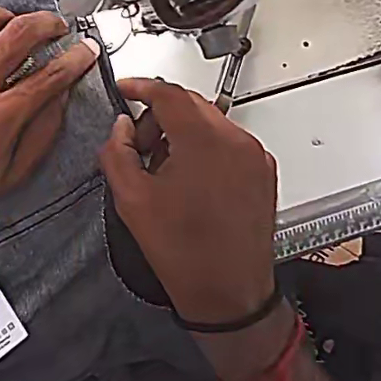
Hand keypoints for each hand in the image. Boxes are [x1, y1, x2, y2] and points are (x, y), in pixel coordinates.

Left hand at [0, 8, 99, 288]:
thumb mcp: (10, 175)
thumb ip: (42, 133)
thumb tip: (61, 97)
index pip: (50, 75)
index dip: (75, 58)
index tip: (84, 51)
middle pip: (19, 34)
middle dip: (47, 23)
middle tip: (55, 27)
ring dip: (4, 14)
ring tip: (13, 21)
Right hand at [96, 78, 276, 324]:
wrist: (228, 292)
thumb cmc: (187, 253)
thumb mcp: (132, 199)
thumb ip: (117, 153)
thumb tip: (120, 129)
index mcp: (204, 141)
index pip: (169, 93)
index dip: (141, 87)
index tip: (127, 89)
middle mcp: (236, 141)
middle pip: (190, 105)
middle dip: (158, 118)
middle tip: (138, 145)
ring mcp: (254, 156)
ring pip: (210, 123)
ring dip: (181, 134)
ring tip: (163, 172)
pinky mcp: (263, 172)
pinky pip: (228, 144)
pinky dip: (204, 149)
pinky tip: (188, 182)